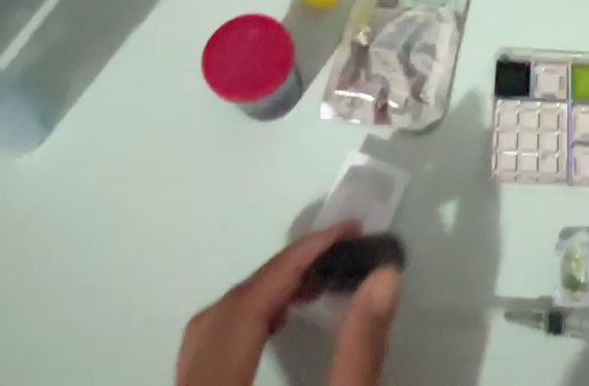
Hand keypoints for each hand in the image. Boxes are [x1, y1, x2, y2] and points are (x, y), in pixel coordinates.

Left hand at [177, 222, 403, 385]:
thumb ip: (360, 352)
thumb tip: (384, 276)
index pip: (249, 306)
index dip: (297, 261)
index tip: (347, 231)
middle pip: (222, 315)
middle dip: (279, 276)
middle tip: (334, 256)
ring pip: (206, 336)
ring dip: (258, 301)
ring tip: (312, 286)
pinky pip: (205, 358)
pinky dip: (243, 328)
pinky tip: (279, 327)